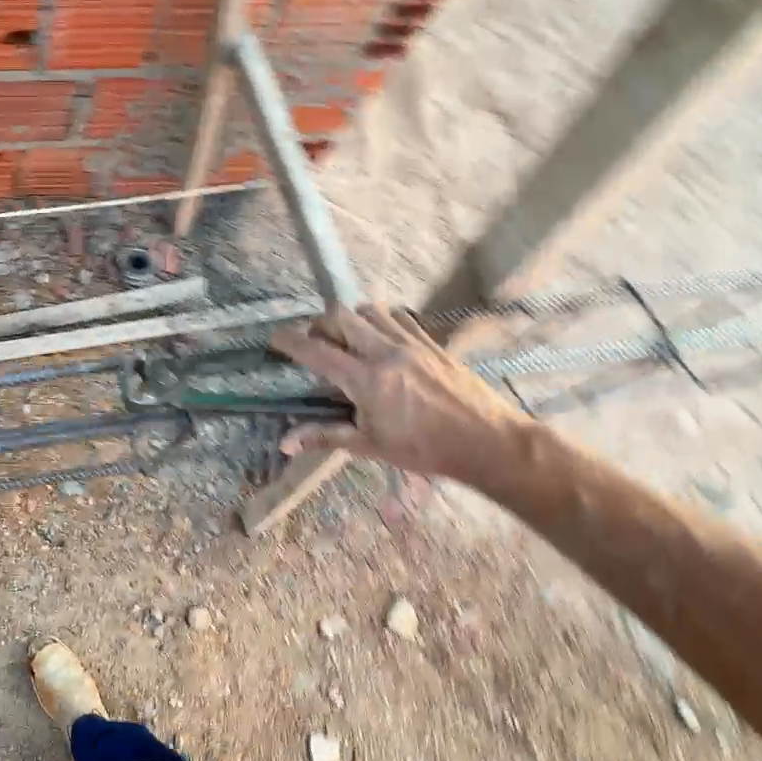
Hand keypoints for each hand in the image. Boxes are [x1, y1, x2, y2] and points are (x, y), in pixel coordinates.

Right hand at [270, 305, 530, 483]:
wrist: (487, 442)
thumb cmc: (424, 450)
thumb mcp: (370, 445)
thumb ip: (325, 436)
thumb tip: (285, 443)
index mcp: (365, 380)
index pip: (316, 350)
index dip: (289, 341)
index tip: (274, 338)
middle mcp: (385, 353)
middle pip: (341, 316)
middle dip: (321, 325)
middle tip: (317, 344)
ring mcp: (411, 343)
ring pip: (371, 310)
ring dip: (353, 320)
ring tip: (349, 341)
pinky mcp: (432, 343)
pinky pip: (401, 317)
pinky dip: (383, 321)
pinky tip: (382, 340)